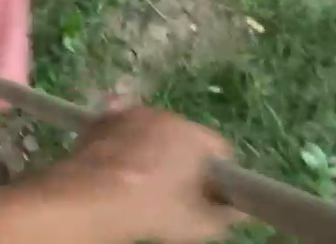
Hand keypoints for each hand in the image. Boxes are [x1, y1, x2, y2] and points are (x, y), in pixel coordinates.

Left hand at [40, 106, 242, 243]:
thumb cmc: (157, 208)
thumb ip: (229, 213)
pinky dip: (126, 138)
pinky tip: (123, 159)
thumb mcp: (206, 223)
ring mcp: (126, 112)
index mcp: (192, 135)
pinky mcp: (100, 117)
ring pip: (151, 128)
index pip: (219, 148)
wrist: (96, 193)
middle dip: (186, 155)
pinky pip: (122, 125)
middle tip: (180, 185)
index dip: (221, 171)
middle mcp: (159, 115)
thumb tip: (238, 209)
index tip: (213, 190)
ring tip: (148, 175)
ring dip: (154, 144)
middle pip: (183, 134)